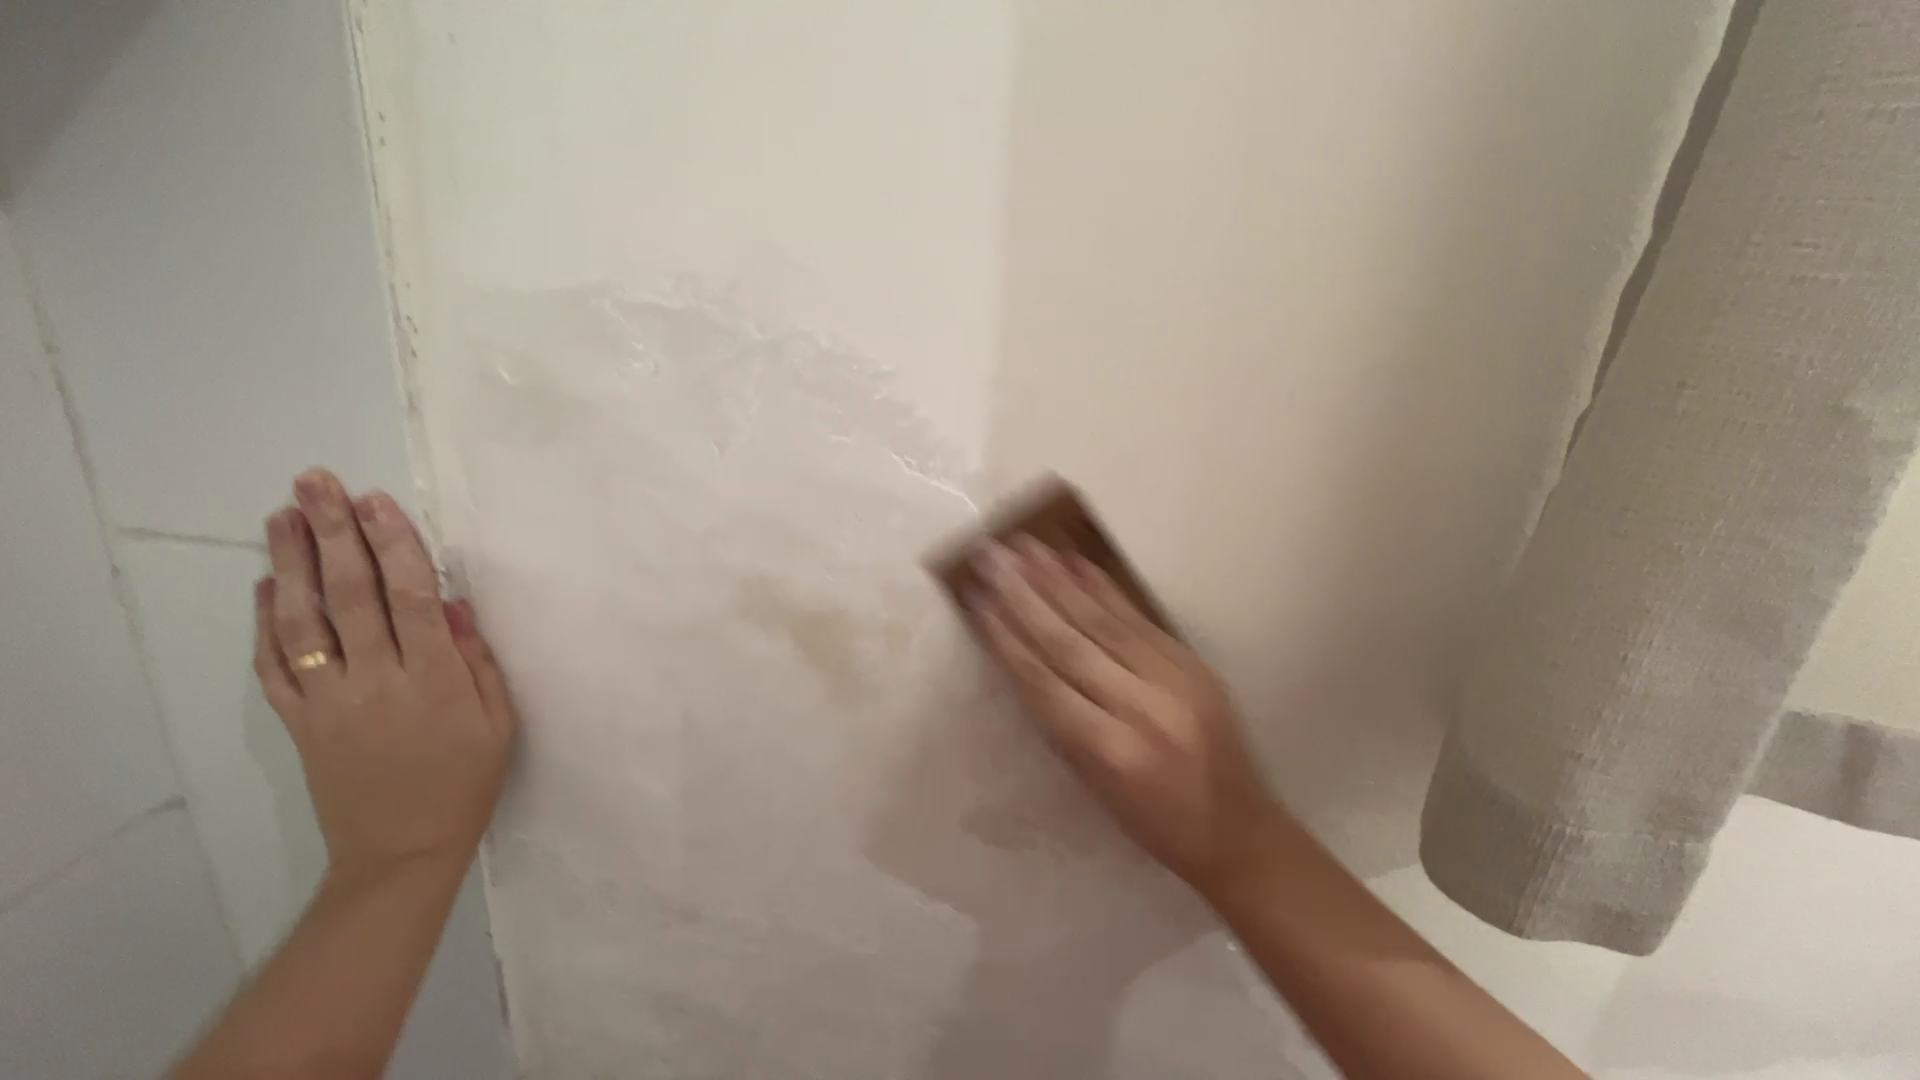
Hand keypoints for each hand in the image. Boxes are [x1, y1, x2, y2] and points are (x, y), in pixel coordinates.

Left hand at [255, 468, 517, 886]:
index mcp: (433, 680)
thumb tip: (449, 604)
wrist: (401, 851)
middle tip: (315, 482)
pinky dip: (265, 622)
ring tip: (282, 515)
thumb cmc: (465, 782)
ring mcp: (327, 701)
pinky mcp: (298, 721)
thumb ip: (476, 661)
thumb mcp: (498, 723)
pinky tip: (266, 584)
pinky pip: (273, 665)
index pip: (408, 597)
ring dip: (291, 563)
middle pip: (348, 595)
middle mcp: (374, 682)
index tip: (375, 501)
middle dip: (332, 533)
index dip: (392, 544)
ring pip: (302, 621)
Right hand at [966, 537, 1283, 895]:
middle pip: (1070, 641)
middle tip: (993, 556)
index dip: (1005, 638)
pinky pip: (1141, 621)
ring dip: (1060, 581)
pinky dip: (1106, 590)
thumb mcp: (1093, 789)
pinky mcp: (1196, 665)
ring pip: (1104, 622)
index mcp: (1107, 750)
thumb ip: (1061, 726)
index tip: (977, 599)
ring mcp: (1174, 681)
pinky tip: (1078, 564)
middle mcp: (1140, 708)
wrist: (1240, 833)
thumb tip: (1026, 663)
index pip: (1042, 682)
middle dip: (1025, 595)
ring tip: (1027, 547)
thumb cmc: (1154, 825)